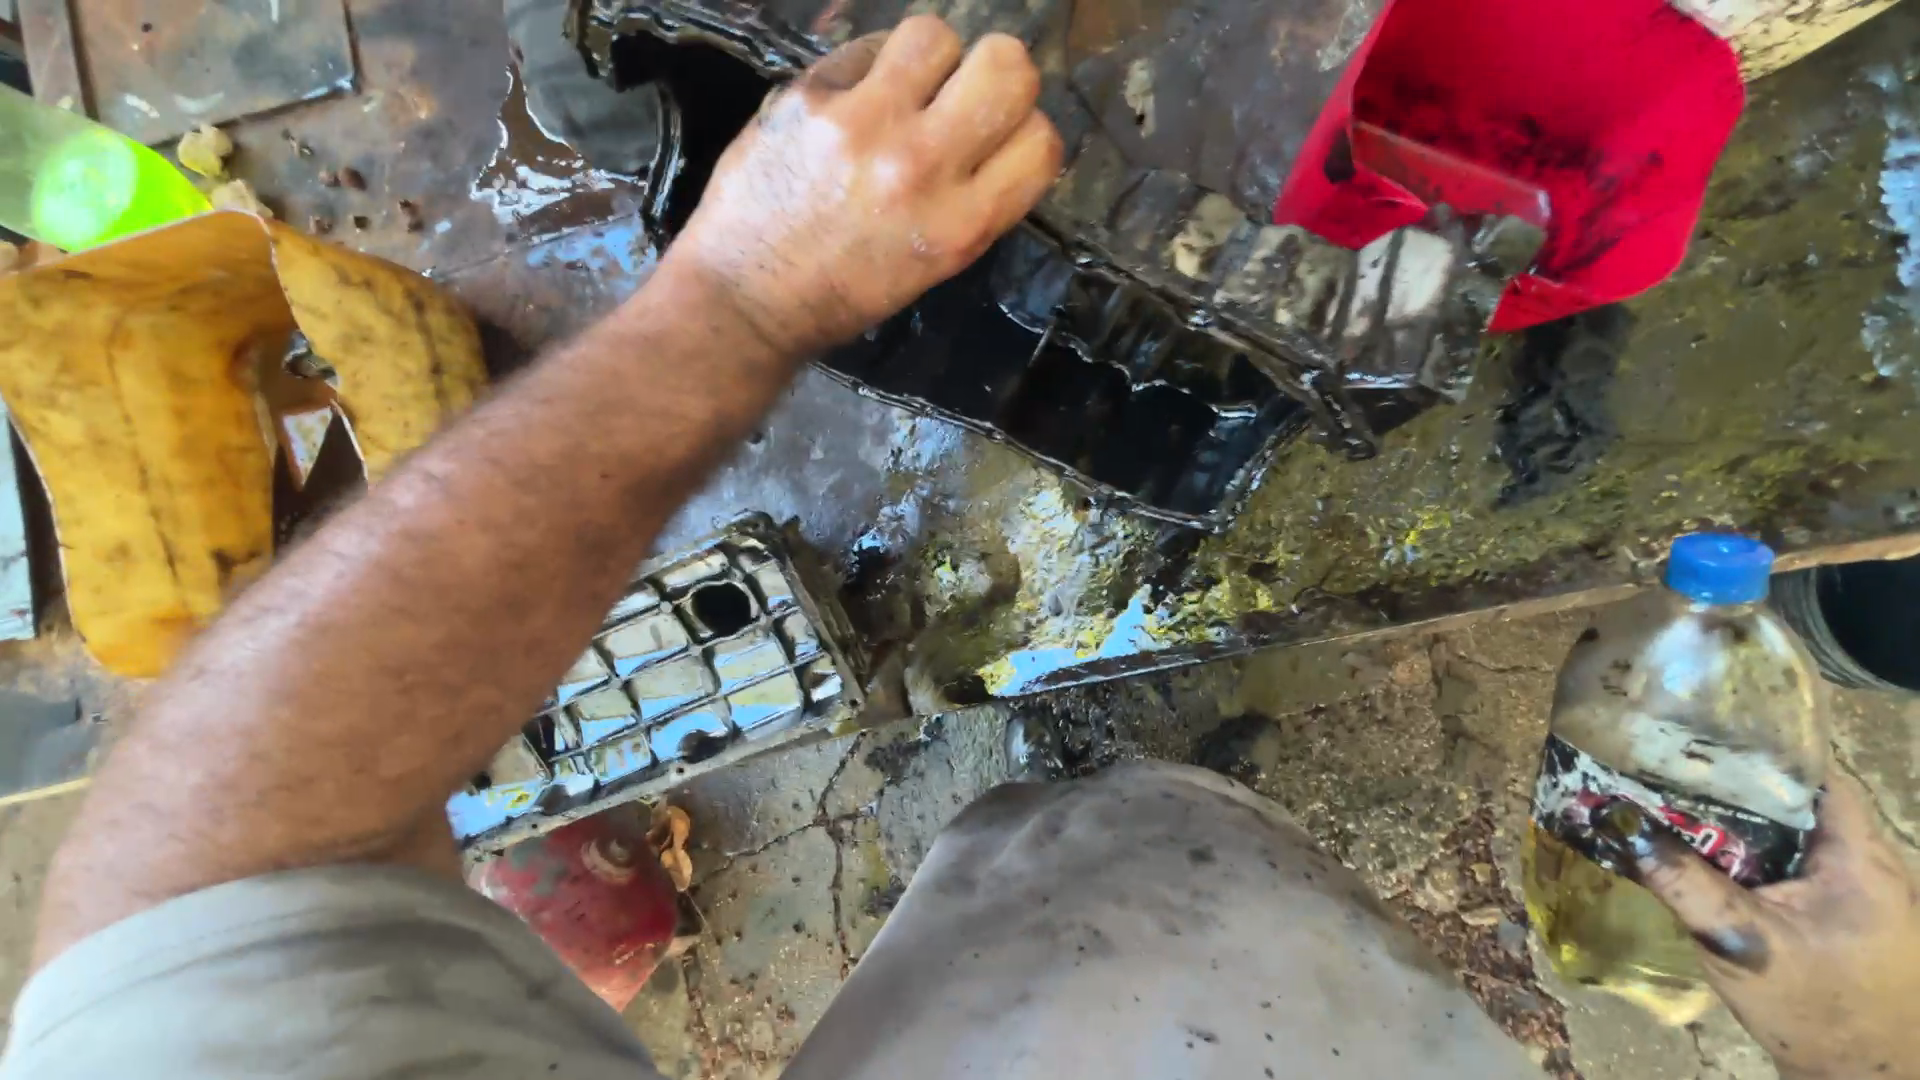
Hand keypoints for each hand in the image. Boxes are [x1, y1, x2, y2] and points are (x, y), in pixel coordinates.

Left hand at [660, 15, 1063, 355]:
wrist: (748, 301)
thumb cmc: (844, 298)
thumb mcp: (932, 270)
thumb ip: (974, 206)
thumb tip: (998, 141)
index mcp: (960, 227)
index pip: (1042, 143)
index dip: (1028, 135)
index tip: (1002, 144)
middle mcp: (922, 167)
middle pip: (1008, 67)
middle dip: (996, 78)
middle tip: (964, 102)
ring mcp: (863, 124)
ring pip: (938, 35)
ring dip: (932, 62)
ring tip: (906, 95)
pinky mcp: (810, 95)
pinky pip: (867, 48)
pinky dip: (870, 70)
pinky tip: (853, 105)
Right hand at [1602, 776, 1919, 1079]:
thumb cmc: (1817, 1008)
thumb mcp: (1738, 939)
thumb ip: (1679, 878)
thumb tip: (1612, 820)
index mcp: (1860, 862)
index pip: (1817, 777)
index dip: (1761, 746)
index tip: (1695, 728)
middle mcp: (1861, 867)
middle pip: (1789, 799)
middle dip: (1723, 776)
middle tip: (1655, 757)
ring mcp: (1844, 892)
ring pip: (1777, 831)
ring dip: (1721, 813)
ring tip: (1657, 792)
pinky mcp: (1822, 912)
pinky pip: (1772, 860)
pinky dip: (1728, 845)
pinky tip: (1683, 844)